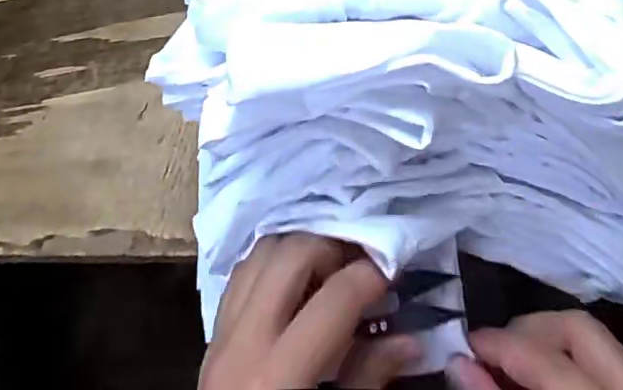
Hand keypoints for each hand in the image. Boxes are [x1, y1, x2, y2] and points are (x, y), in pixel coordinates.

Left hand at [200, 233, 421, 389]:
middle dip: (332, 248)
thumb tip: (409, 339)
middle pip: (291, 256)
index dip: (369, 277)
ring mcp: (223, 332)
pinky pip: (242, 272)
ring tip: (330, 266)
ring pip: (261, 251)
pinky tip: (296, 278)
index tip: (392, 270)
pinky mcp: (213, 333)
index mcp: (281, 375)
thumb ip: (369, 378)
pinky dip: (272, 261)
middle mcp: (246, 340)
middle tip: (360, 264)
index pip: (333, 300)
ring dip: (300, 246)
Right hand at [447, 311, 622, 389]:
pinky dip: (568, 364)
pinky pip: (605, 366)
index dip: (499, 345)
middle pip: (579, 327)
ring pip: (594, 341)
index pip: (548, 356)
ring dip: (547, 344)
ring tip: (513, 368)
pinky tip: (541, 382)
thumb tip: (459, 362)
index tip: (463, 346)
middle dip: (528, 330)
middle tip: (493, 353)